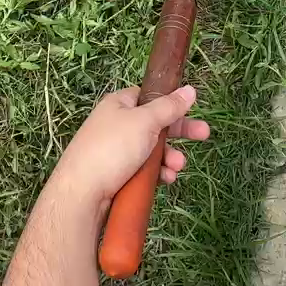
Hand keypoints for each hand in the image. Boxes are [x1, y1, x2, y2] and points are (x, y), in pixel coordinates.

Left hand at [45, 85, 210, 211]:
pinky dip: (157, 173)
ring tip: (178, 167)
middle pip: (154, 124)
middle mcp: (116, 125)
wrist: (81, 195)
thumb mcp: (145, 121)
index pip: (148, 96)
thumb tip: (190, 89)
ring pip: (151, 150)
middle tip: (204, 135)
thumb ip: (169, 106)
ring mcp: (115, 152)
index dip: (169, 103)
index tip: (189, 109)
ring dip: (169, 156)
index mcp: (118, 104)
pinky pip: (143, 169)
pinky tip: (166, 179)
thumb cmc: (112, 149)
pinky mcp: (116, 175)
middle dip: (179, 132)